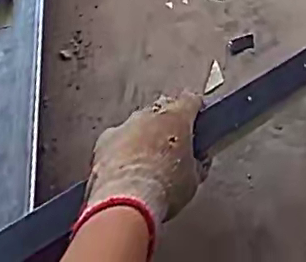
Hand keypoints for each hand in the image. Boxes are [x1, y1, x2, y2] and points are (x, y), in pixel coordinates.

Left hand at [84, 91, 207, 227]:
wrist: (125, 205)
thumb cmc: (164, 190)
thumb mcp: (193, 181)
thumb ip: (198, 163)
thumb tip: (199, 161)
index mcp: (178, 116)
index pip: (191, 101)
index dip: (194, 110)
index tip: (196, 119)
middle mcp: (152, 114)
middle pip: (163, 110)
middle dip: (167, 124)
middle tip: (171, 148)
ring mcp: (127, 124)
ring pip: (139, 123)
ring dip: (143, 136)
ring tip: (146, 163)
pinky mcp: (106, 139)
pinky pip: (117, 139)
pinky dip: (120, 149)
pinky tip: (123, 169)